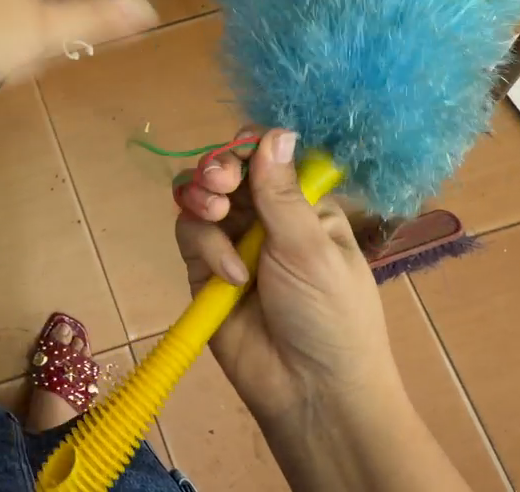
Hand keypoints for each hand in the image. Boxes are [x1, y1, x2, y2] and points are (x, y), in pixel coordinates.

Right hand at [173, 129, 402, 430]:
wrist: (308, 392)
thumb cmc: (330, 315)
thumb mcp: (312, 248)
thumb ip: (282, 191)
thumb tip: (278, 128)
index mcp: (304, 207)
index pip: (268, 159)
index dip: (248, 148)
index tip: (240, 149)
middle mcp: (265, 217)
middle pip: (226, 170)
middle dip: (217, 169)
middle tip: (220, 182)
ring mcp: (231, 241)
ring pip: (200, 196)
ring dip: (203, 199)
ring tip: (215, 216)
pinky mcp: (203, 266)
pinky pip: (189, 232)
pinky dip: (206, 246)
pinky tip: (230, 274)